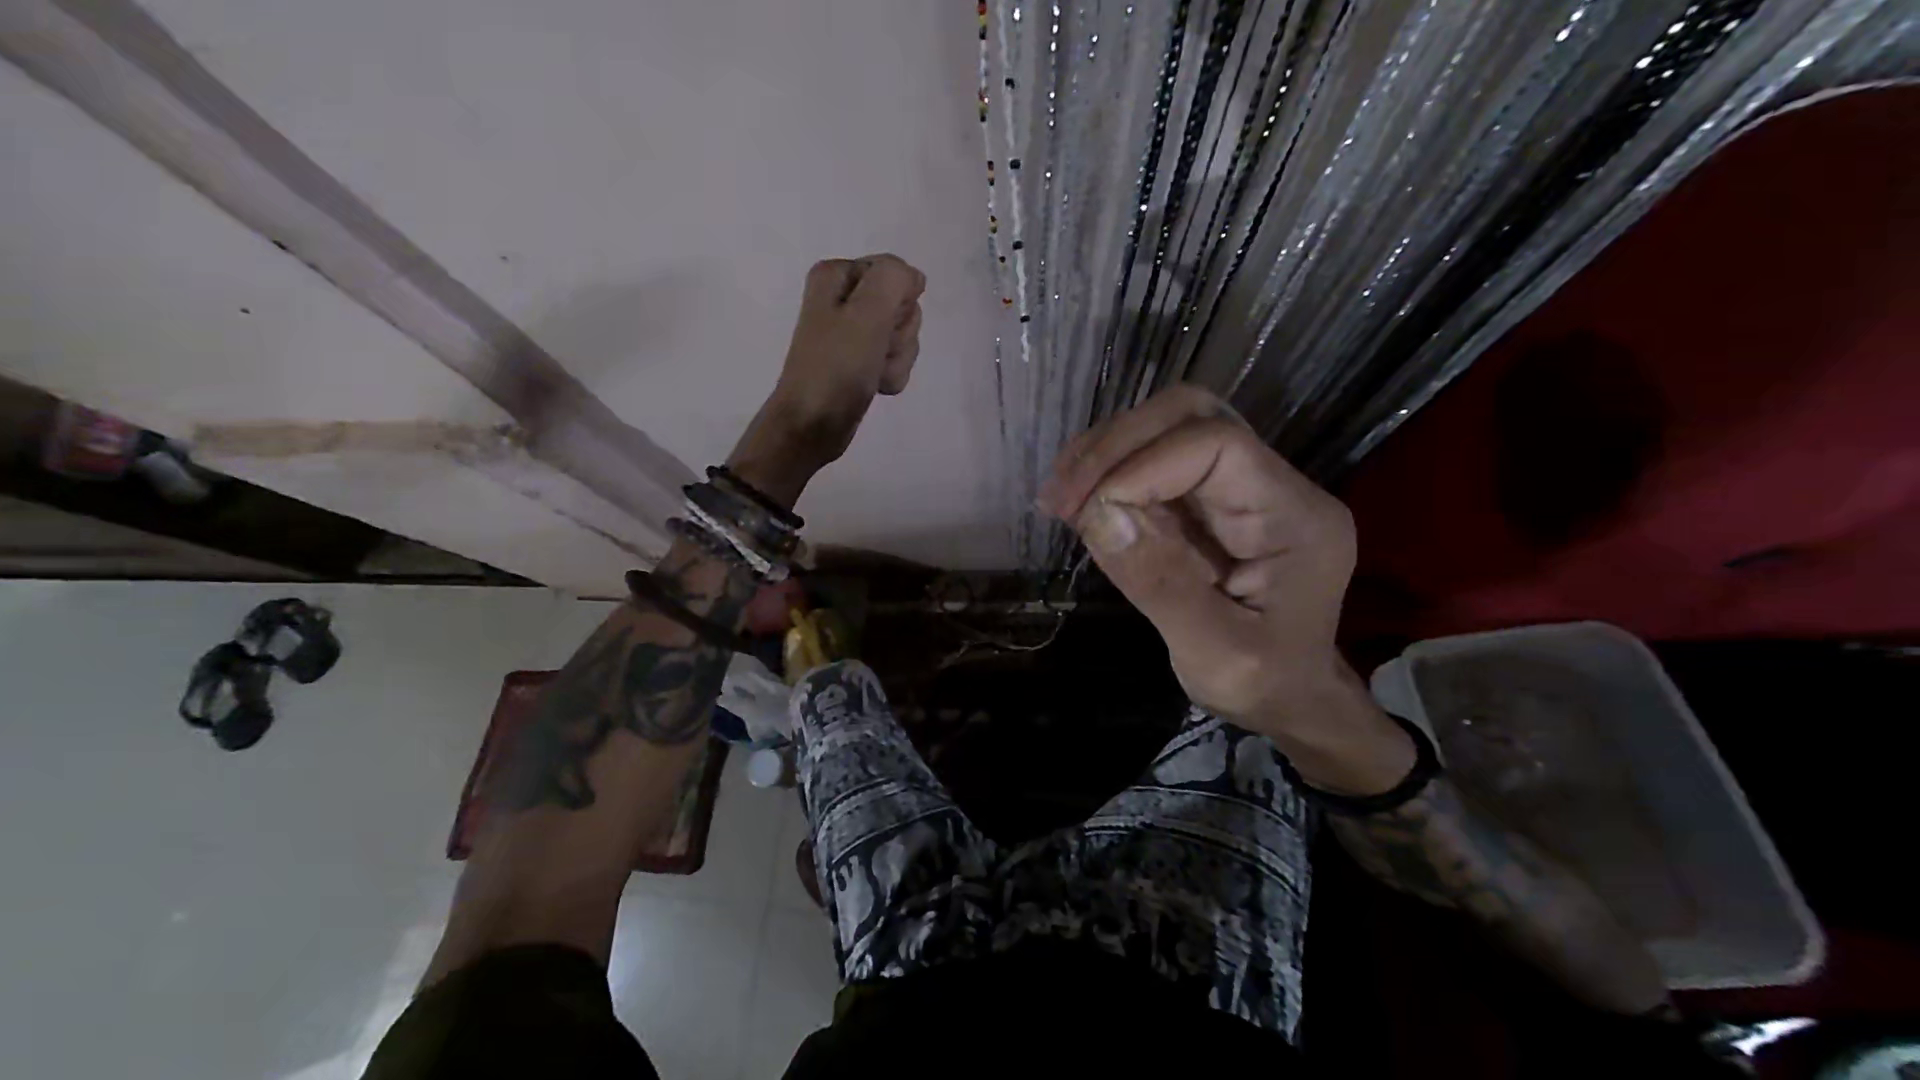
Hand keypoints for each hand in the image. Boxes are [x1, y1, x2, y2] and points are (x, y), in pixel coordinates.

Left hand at [731, 256, 924, 496]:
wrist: (813, 424)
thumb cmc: (836, 367)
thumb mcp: (866, 312)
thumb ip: (894, 278)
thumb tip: (913, 279)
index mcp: (836, 276)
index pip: (896, 274)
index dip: (897, 303)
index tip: (878, 326)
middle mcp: (843, 299)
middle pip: (903, 305)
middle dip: (898, 334)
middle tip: (874, 351)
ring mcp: (853, 333)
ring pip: (904, 335)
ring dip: (897, 358)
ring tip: (871, 372)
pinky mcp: (860, 362)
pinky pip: (896, 360)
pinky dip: (891, 375)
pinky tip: (874, 386)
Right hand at [1039, 385, 1413, 793]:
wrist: (1288, 698)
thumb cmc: (1264, 685)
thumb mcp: (1216, 654)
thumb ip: (1161, 584)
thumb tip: (1098, 513)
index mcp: (1294, 517)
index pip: (1218, 444)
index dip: (1144, 465)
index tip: (1093, 512)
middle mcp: (1271, 485)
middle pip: (1191, 414)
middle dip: (1117, 445)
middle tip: (1063, 496)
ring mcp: (1236, 489)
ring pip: (1165, 428)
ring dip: (1104, 454)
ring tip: (1058, 498)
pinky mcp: (1205, 501)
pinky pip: (1151, 462)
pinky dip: (1106, 473)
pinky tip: (1076, 503)